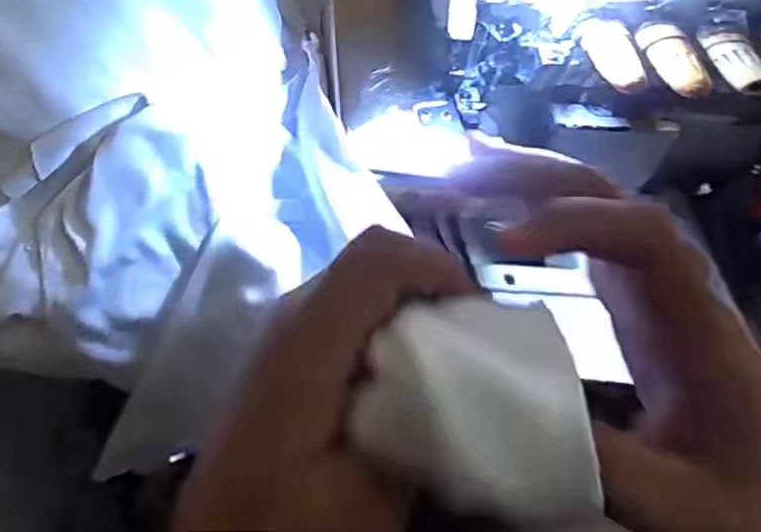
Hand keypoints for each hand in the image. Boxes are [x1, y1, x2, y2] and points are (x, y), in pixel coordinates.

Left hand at [174, 227, 478, 531]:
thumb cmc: (284, 523)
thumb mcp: (363, 495)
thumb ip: (411, 423)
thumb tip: (454, 372)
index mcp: (308, 336)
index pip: (377, 257)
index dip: (434, 265)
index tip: (476, 310)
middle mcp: (293, 311)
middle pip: (370, 254)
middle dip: (429, 276)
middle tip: (470, 325)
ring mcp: (286, 324)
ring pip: (361, 274)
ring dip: (409, 293)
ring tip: (446, 339)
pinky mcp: (288, 344)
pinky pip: (348, 300)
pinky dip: (388, 311)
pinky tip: (405, 357)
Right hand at [452, 137, 760, 531]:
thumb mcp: (684, 508)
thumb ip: (600, 465)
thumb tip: (504, 415)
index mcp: (694, 322)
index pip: (640, 233)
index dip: (572, 220)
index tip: (504, 242)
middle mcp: (674, 287)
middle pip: (611, 196)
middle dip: (538, 172)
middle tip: (465, 163)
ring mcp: (659, 292)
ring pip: (598, 207)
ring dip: (536, 181)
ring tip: (472, 166)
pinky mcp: (644, 309)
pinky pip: (592, 239)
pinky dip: (546, 213)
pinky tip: (509, 213)